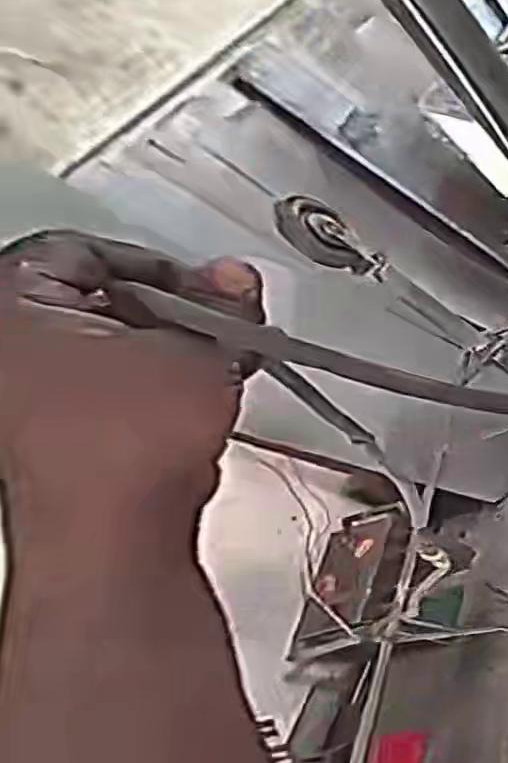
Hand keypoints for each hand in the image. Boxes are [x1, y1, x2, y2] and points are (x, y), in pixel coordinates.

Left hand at [0, 231, 262, 512]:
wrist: (116, 511)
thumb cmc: (127, 437)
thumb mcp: (199, 351)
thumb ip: (221, 305)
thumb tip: (232, 276)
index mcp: (5, 302)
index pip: (87, 251)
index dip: (164, 267)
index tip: (214, 289)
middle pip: (95, 292)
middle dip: (171, 306)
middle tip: (220, 325)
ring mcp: (18, 379)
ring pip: (105, 333)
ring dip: (168, 341)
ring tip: (215, 362)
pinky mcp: (46, 413)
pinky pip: (105, 371)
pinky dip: (153, 372)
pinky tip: (193, 389)